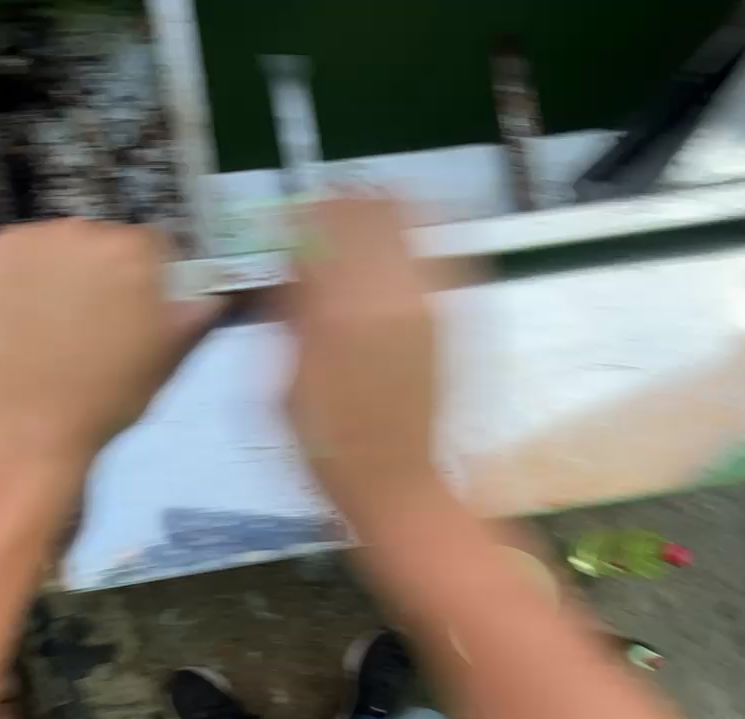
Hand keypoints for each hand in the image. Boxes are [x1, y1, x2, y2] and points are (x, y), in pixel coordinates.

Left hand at [0, 220, 220, 470]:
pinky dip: (4, 282)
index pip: (149, 248)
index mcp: (132, 252)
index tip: (132, 316)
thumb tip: (212, 295)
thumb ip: (191, 318)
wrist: (28, 432)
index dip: (144, 282)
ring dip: (48, 275)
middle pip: (93, 242)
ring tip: (43, 330)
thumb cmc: (107, 401)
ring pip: (44, 248)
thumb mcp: (165, 362)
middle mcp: (77, 230)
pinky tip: (9, 322)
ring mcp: (20, 240)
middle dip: (94, 276)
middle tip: (86, 328)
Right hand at [283, 198, 451, 518]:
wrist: (399, 486)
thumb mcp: (287, 387)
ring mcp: (432, 302)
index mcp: (339, 311)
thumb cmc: (330, 447)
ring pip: (413, 218)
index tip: (291, 229)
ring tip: (363, 234)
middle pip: (370, 207)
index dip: (302, 217)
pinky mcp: (458, 317)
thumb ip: (291, 319)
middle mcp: (391, 292)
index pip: (321, 225)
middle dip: (343, 207)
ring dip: (381, 214)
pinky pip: (446, 251)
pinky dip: (420, 239)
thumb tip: (293, 268)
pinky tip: (400, 258)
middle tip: (326, 226)